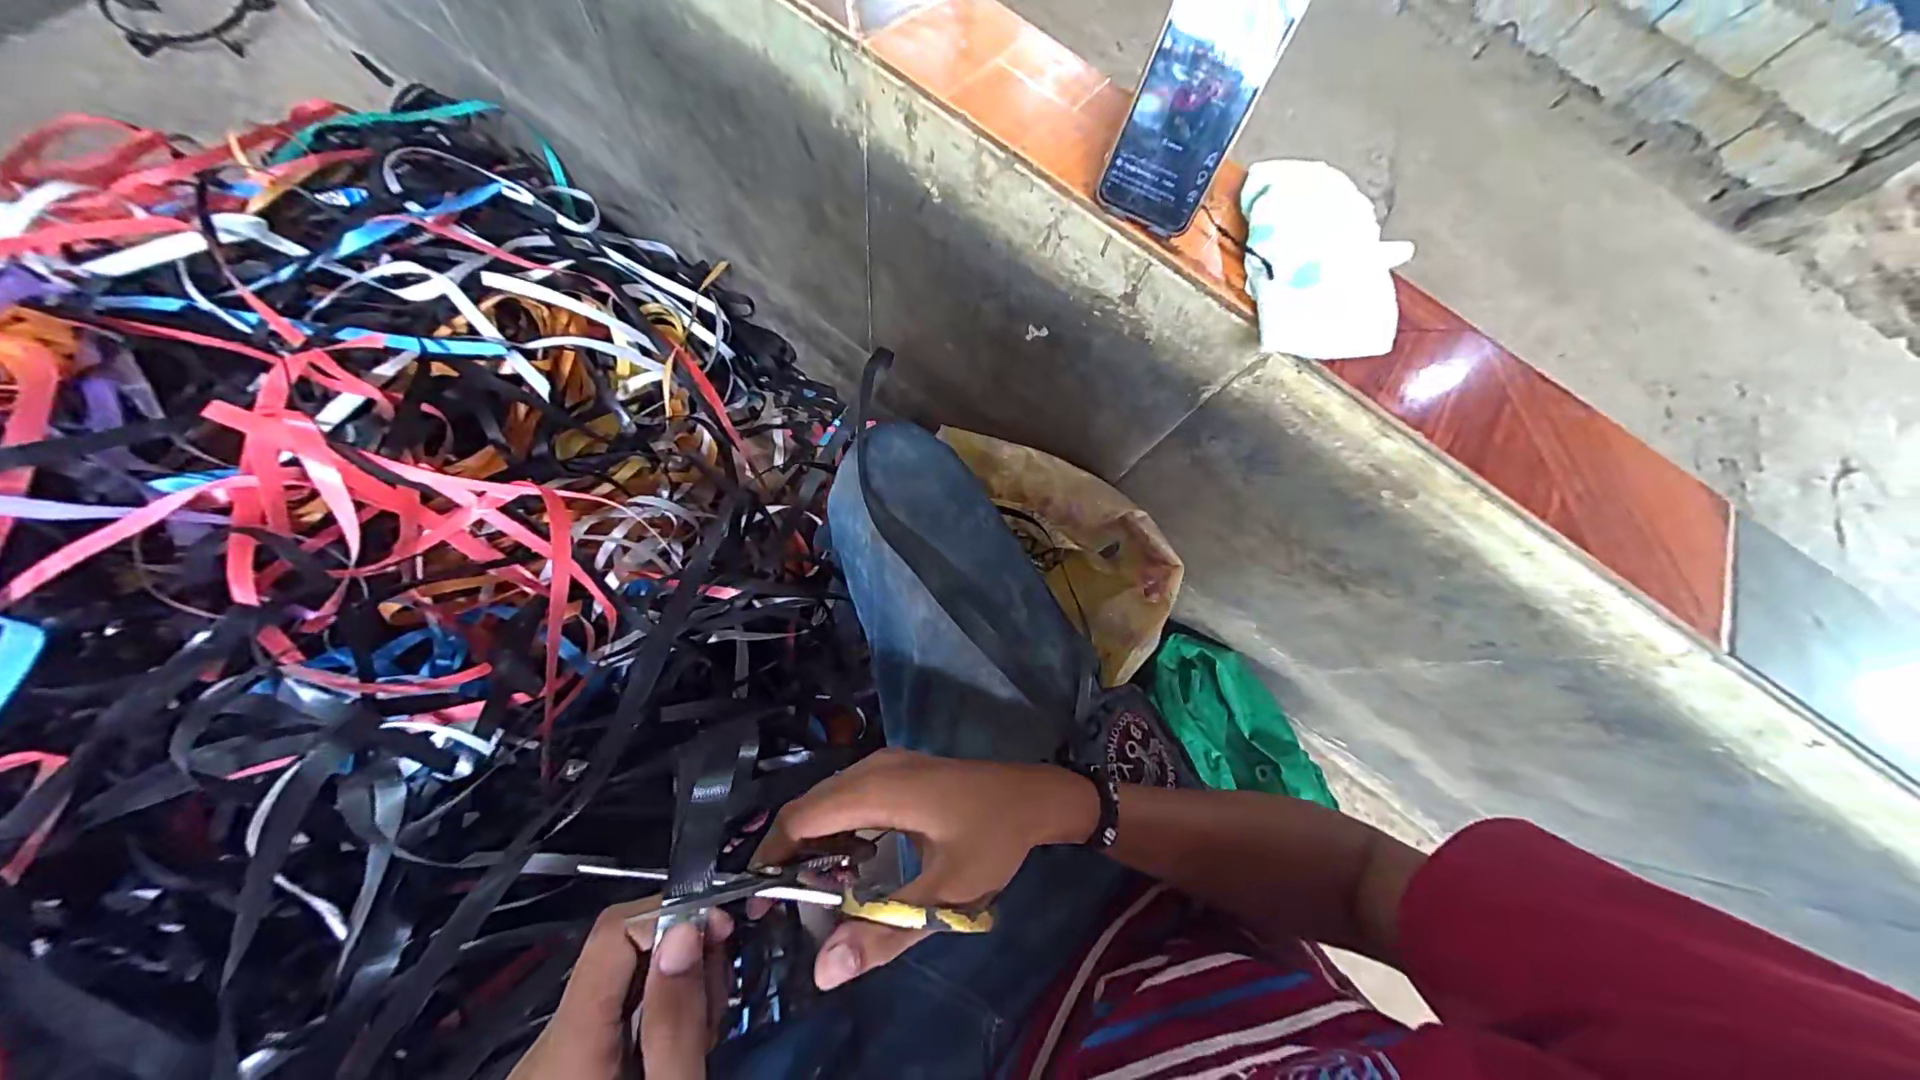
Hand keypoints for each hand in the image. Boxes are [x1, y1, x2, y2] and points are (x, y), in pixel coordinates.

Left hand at [508, 898, 733, 1079]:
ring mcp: (554, 1057)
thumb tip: (686, 926)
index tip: (720, 932)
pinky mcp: (566, 1068)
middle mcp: (550, 1041)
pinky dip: (660, 1011)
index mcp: (569, 1045)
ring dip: (678, 984)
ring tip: (703, 1031)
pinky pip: (617, 1011)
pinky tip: (679, 1045)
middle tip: (719, 994)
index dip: (673, 914)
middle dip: (684, 954)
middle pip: (623, 951)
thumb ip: (677, 1019)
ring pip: (626, 979)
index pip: (614, 931)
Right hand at [754, 749, 1094, 990]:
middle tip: (784, 907)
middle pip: (808, 806)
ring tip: (816, 892)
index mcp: (878, 788)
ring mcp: (887, 763)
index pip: (800, 817)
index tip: (760, 902)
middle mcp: (874, 767)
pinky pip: (849, 796)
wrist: (1037, 795)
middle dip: (788, 854)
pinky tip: (851, 863)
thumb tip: (824, 971)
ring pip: (828, 800)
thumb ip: (885, 928)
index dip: (772, 857)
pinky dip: (837, 828)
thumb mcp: (946, 891)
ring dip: (814, 842)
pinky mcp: (898, 770)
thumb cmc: (993, 838)